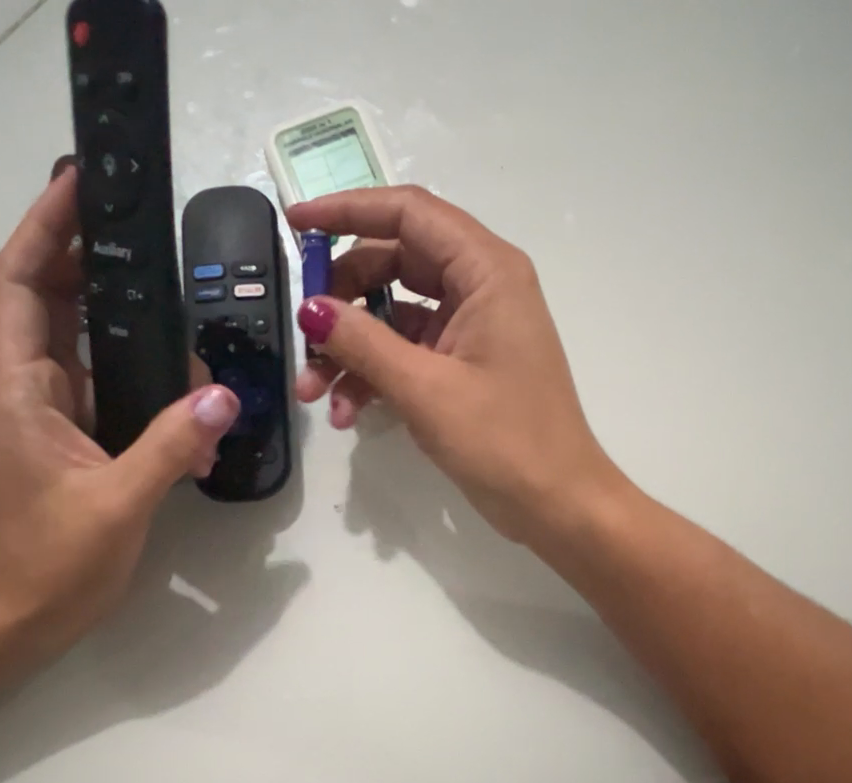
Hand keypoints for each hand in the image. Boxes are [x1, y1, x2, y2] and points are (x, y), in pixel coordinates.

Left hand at [0, 164, 238, 640]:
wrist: (35, 610)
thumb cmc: (58, 559)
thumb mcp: (118, 502)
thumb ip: (171, 446)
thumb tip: (222, 397)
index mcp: (23, 390)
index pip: (16, 286)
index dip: (39, 229)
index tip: (77, 187)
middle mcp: (36, 386)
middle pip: (50, 295)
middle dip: (89, 255)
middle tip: (143, 229)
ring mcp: (61, 407)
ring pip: (88, 334)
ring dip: (130, 317)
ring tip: (181, 318)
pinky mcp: (87, 430)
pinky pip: (116, 377)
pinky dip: (149, 370)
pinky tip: (193, 393)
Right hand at [288, 186, 624, 544]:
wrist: (556, 503)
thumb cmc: (503, 439)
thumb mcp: (425, 388)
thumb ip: (362, 341)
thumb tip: (309, 308)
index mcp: (486, 270)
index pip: (408, 213)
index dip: (348, 210)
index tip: (295, 223)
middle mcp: (480, 286)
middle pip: (392, 262)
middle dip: (340, 299)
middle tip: (302, 335)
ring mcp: (471, 327)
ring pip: (393, 312)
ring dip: (349, 347)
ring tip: (314, 393)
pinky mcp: (462, 363)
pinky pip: (406, 351)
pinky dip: (373, 374)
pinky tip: (346, 412)